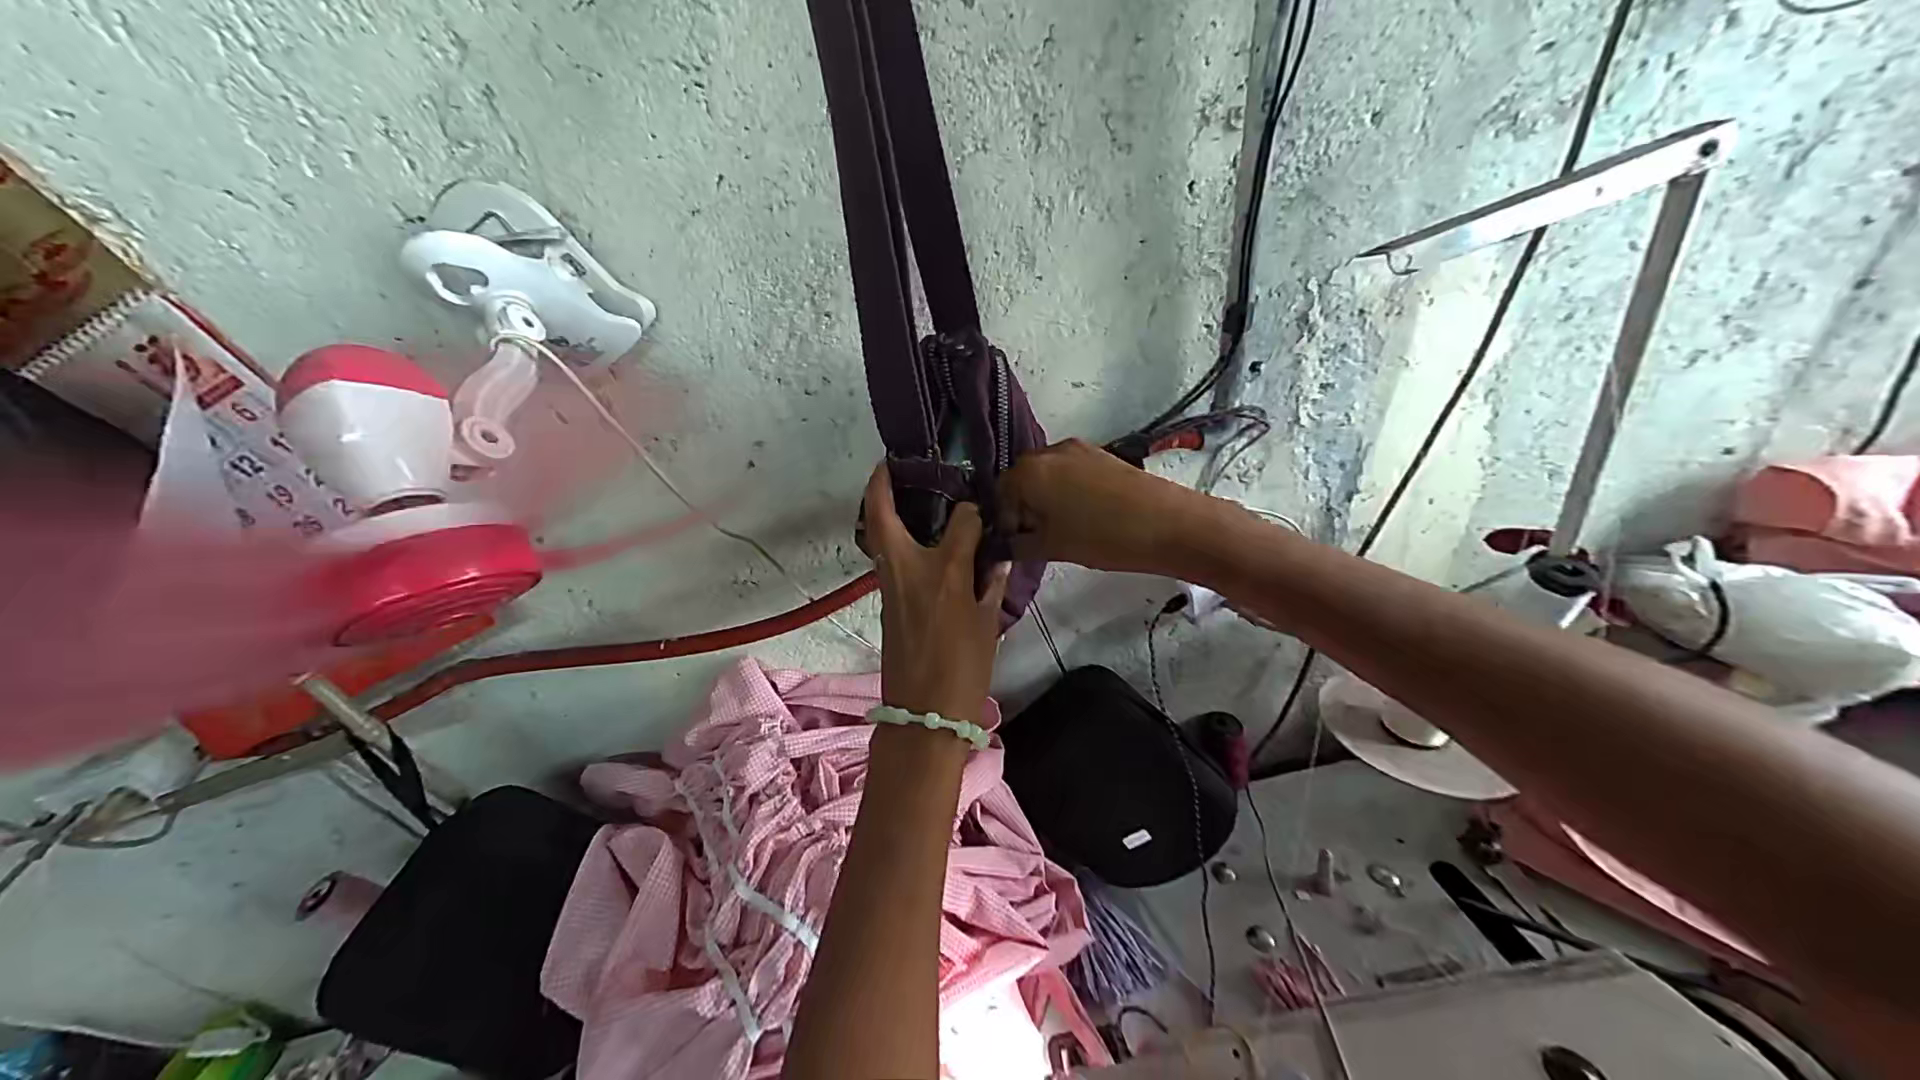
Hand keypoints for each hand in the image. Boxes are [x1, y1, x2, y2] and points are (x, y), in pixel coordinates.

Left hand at [862, 463, 1008, 725]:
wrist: (924, 714)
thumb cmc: (963, 670)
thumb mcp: (987, 624)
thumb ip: (990, 585)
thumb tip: (992, 558)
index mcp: (943, 572)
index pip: (959, 521)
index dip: (971, 509)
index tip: (978, 503)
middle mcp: (909, 570)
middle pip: (884, 517)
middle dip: (881, 486)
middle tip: (892, 465)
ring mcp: (890, 586)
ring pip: (879, 538)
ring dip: (883, 511)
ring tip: (903, 494)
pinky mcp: (885, 603)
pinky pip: (887, 559)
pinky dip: (893, 540)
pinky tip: (914, 538)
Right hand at [996, 438, 1212, 571]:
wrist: (1169, 524)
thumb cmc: (1103, 537)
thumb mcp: (1052, 548)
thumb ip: (1018, 545)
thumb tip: (1004, 545)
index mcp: (1028, 471)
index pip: (998, 494)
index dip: (1002, 521)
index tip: (1013, 544)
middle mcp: (1048, 451)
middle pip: (1020, 479)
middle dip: (1022, 508)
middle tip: (1036, 539)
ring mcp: (1078, 450)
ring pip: (1046, 475)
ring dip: (1044, 500)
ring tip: (1062, 530)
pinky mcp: (1101, 455)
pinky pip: (1068, 472)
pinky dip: (1065, 492)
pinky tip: (1082, 517)